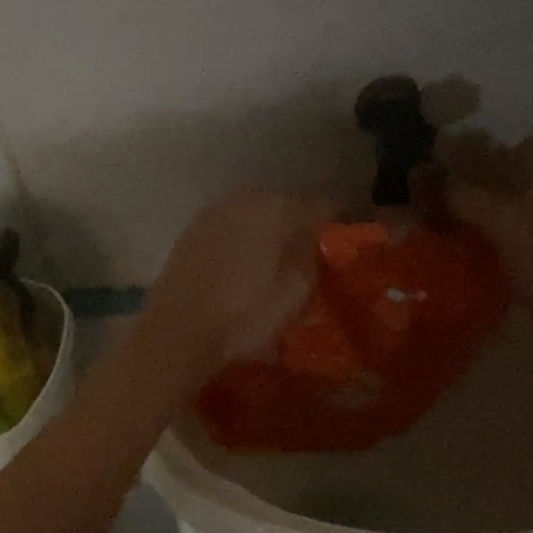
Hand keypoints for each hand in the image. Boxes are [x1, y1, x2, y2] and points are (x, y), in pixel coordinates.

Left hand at [142, 190, 335, 368]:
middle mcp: (244, 199)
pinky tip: (245, 268)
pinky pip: (229, 232)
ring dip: (269, 233)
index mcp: (278, 206)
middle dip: (302, 224)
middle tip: (316, 251)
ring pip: (254, 216)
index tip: (357, 231)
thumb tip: (316, 237)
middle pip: (285, 205)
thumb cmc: (243, 315)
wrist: (176, 334)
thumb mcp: (295, 291)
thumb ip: (312, 255)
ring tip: (279, 262)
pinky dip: (242, 244)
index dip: (345, 216)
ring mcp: (212, 214)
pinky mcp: (189, 235)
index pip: (325, 200)